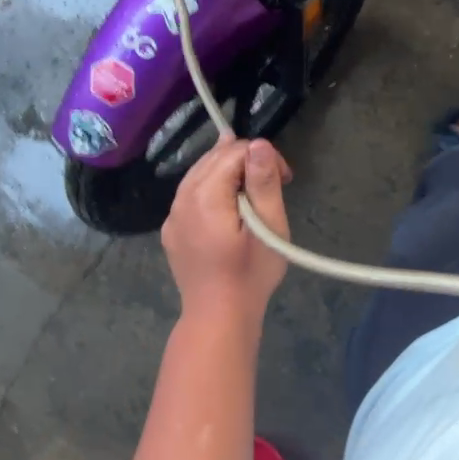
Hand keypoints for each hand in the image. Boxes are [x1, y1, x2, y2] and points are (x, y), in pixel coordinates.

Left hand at [161, 137, 291, 319]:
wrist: (218, 316)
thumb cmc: (251, 272)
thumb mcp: (268, 225)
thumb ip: (263, 182)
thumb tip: (259, 144)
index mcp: (205, 195)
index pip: (233, 152)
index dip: (264, 157)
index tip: (286, 180)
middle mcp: (181, 200)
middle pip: (213, 158)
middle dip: (246, 161)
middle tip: (275, 184)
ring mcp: (172, 217)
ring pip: (199, 174)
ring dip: (229, 173)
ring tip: (256, 192)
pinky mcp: (172, 231)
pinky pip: (191, 195)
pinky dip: (213, 189)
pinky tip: (231, 208)